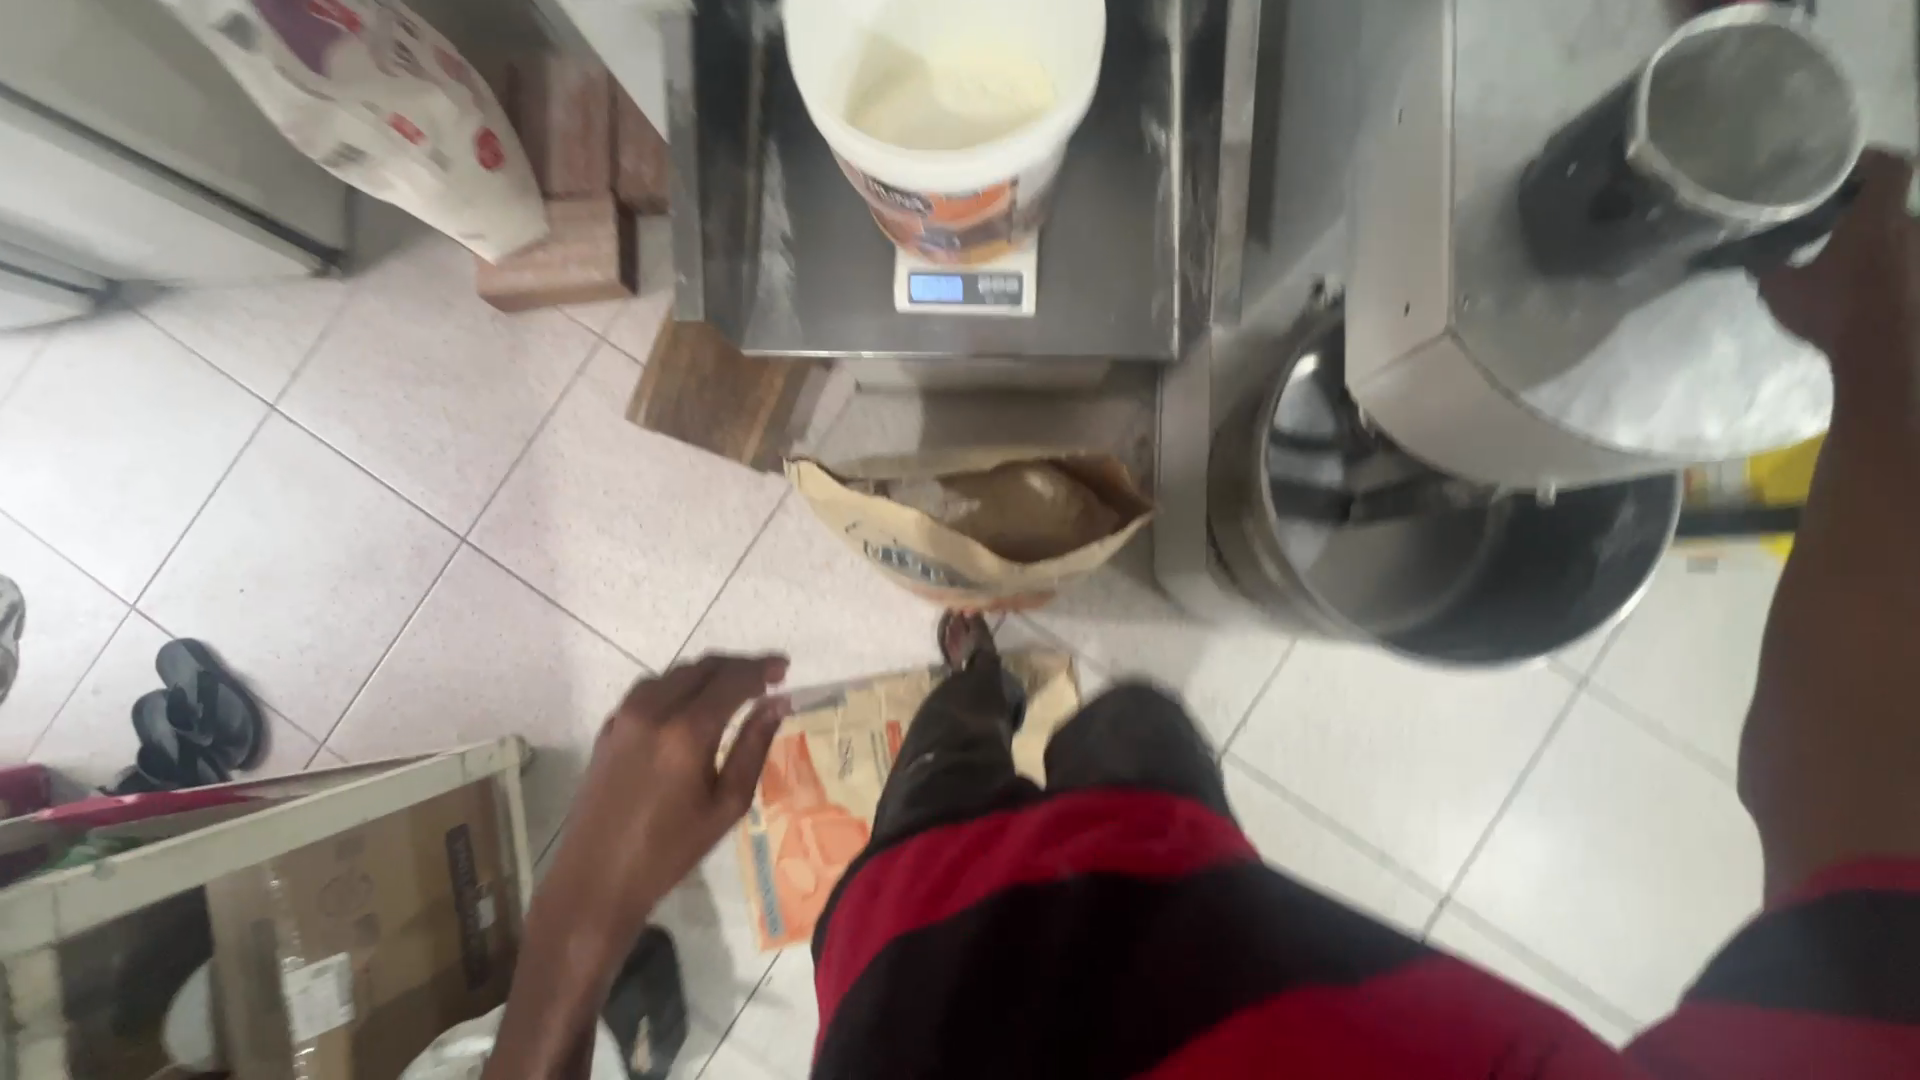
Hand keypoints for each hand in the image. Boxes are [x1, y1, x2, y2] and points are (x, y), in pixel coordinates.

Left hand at [549, 653, 791, 936]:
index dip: (763, 668)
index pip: (733, 679)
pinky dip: (679, 686)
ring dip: (708, 674)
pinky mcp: (609, 728)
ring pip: (676, 673)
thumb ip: (754, 745)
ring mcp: (625, 716)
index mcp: (687, 731)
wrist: (595, 879)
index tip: (785, 669)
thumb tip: (778, 702)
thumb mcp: (727, 803)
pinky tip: (691, 706)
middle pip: (704, 667)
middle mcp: (653, 711)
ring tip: (734, 690)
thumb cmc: (670, 850)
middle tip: (767, 678)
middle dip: (739, 667)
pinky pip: (650, 689)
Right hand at [1758, 147, 1919, 376]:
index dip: (1870, 157)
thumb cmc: (1832, 309)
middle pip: (1885, 201)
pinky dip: (1873, 257)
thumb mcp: (1779, 288)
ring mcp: (1917, 249)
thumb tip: (1744, 252)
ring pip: (1890, 229)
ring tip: (1827, 252)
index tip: (1838, 164)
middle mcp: (1908, 225)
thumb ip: (1765, 264)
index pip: (1891, 166)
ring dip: (1863, 234)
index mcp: (1876, 219)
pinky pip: (1896, 253)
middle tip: (1817, 216)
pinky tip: (1846, 278)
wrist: (1884, 348)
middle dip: (1854, 205)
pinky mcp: (1917, 272)